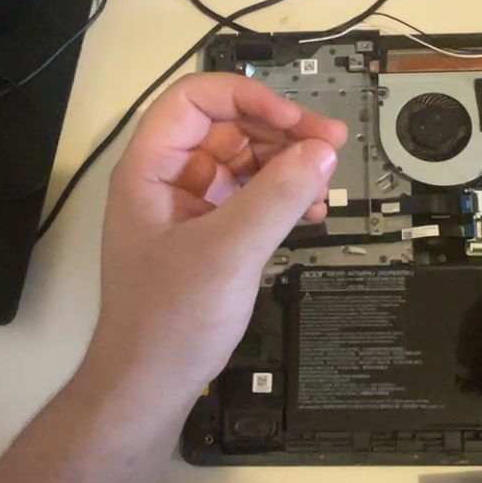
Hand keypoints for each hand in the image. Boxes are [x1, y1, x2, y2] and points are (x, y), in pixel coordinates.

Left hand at [83, 73, 346, 399]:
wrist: (152, 384)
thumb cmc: (171, 320)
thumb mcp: (228, 252)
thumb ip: (276, 197)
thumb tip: (322, 153)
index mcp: (152, 168)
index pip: (195, 101)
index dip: (247, 98)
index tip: (296, 121)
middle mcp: (170, 179)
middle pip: (228, 127)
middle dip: (280, 131)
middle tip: (330, 146)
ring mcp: (192, 207)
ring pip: (245, 161)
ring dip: (288, 165)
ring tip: (325, 183)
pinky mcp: (213, 235)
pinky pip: (253, 197)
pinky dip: (284, 198)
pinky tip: (312, 212)